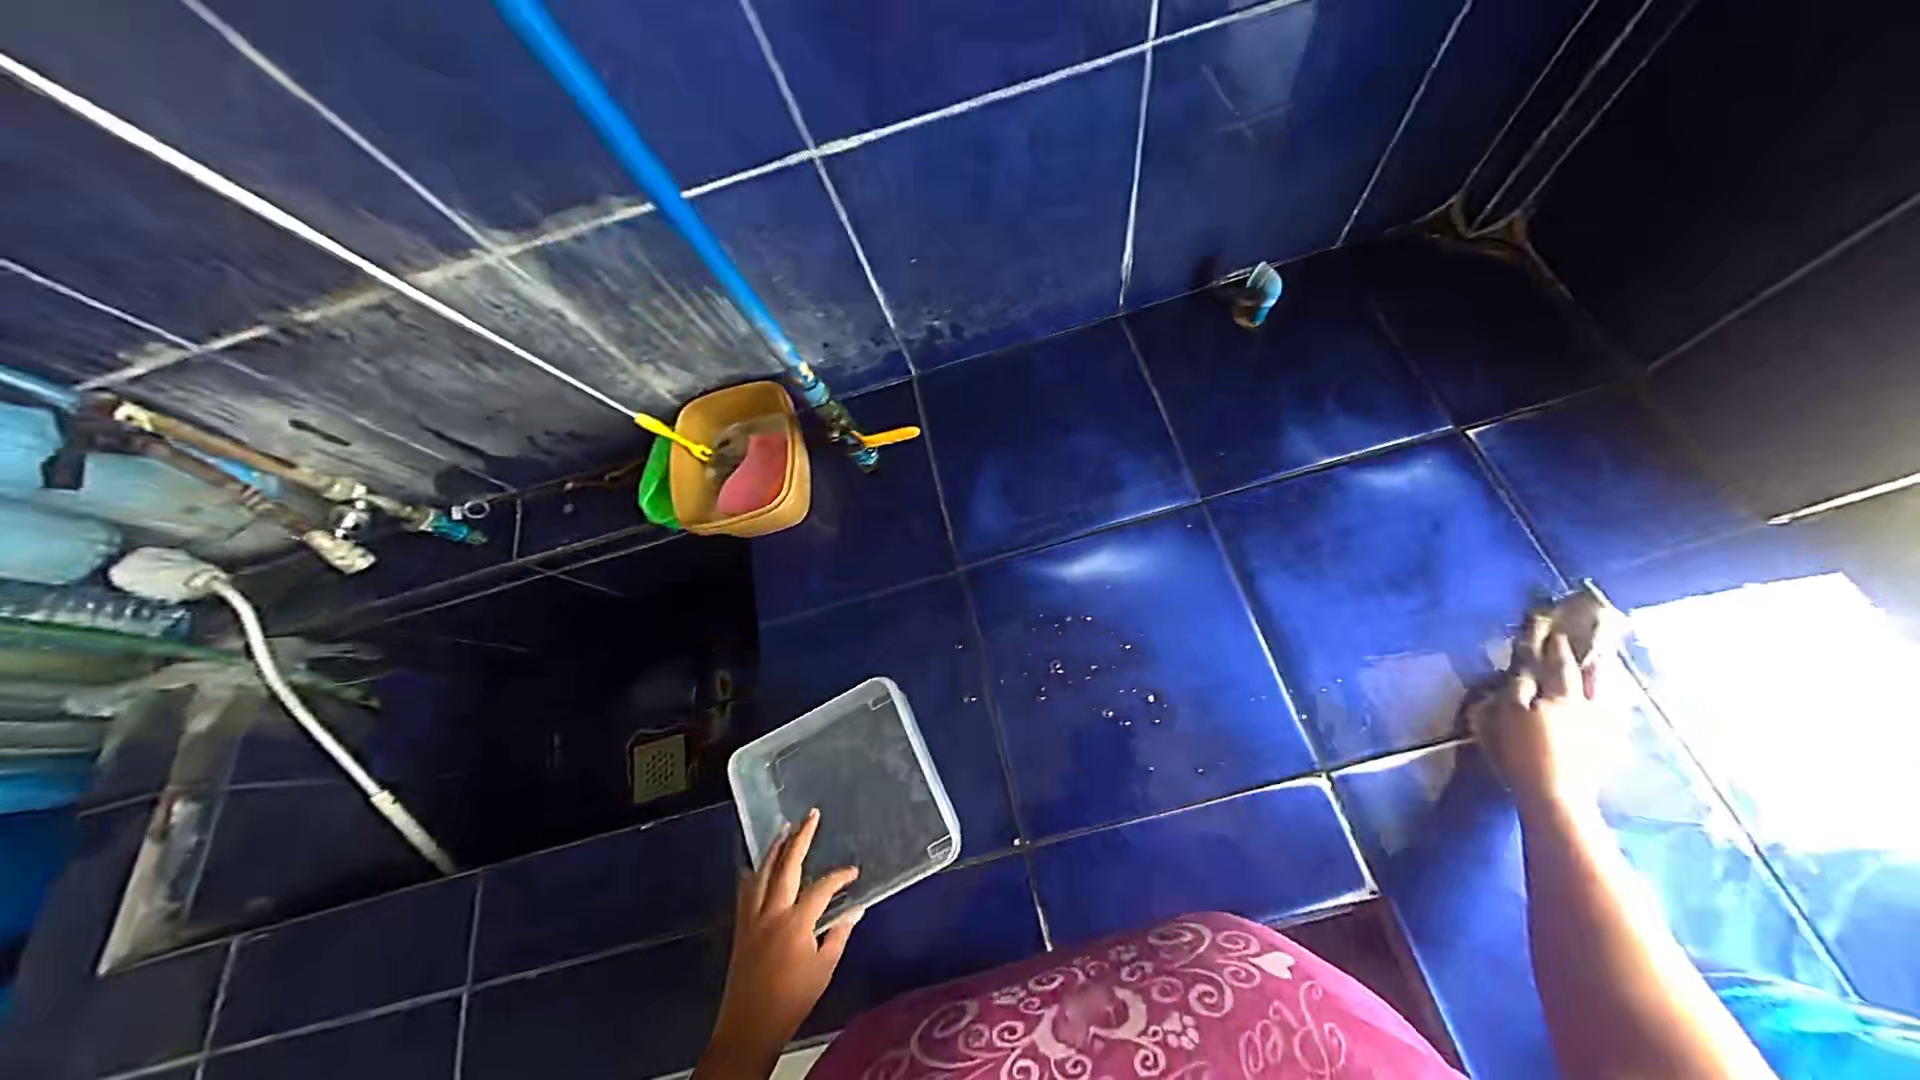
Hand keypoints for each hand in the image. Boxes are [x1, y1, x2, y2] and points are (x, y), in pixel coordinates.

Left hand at [702, 809, 860, 1074]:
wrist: (749, 1026)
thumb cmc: (792, 1000)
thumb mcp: (824, 969)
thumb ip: (838, 935)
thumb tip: (854, 910)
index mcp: (796, 922)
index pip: (822, 887)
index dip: (839, 876)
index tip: (852, 872)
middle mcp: (772, 911)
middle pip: (787, 864)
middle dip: (801, 837)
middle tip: (811, 816)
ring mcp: (752, 917)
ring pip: (763, 872)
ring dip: (775, 848)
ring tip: (785, 828)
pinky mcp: (741, 926)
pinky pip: (747, 889)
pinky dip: (755, 872)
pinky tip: (759, 865)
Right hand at [1470, 614, 1604, 811]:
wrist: (1558, 795)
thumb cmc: (1523, 752)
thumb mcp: (1507, 716)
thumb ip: (1517, 690)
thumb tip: (1524, 671)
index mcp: (1562, 696)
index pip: (1558, 665)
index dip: (1555, 648)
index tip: (1555, 632)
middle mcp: (1590, 706)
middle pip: (1594, 677)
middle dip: (1590, 659)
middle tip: (1592, 644)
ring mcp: (1605, 728)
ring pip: (1609, 695)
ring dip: (1605, 679)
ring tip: (1605, 669)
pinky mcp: (1611, 747)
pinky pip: (1615, 715)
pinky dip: (1612, 702)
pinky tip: (1611, 703)